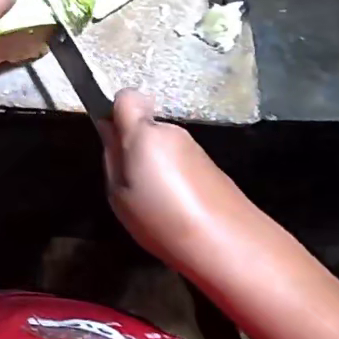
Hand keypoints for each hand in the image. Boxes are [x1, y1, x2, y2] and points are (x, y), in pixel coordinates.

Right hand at [97, 89, 248, 266]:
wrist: (227, 242)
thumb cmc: (161, 218)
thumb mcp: (118, 194)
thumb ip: (112, 157)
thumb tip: (110, 131)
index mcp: (144, 133)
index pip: (126, 97)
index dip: (115, 113)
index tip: (112, 141)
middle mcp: (170, 131)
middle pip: (145, 126)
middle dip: (135, 147)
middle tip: (130, 184)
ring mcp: (194, 147)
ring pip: (162, 146)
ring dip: (155, 165)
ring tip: (155, 202)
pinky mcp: (210, 164)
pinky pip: (179, 161)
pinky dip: (174, 177)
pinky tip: (177, 207)